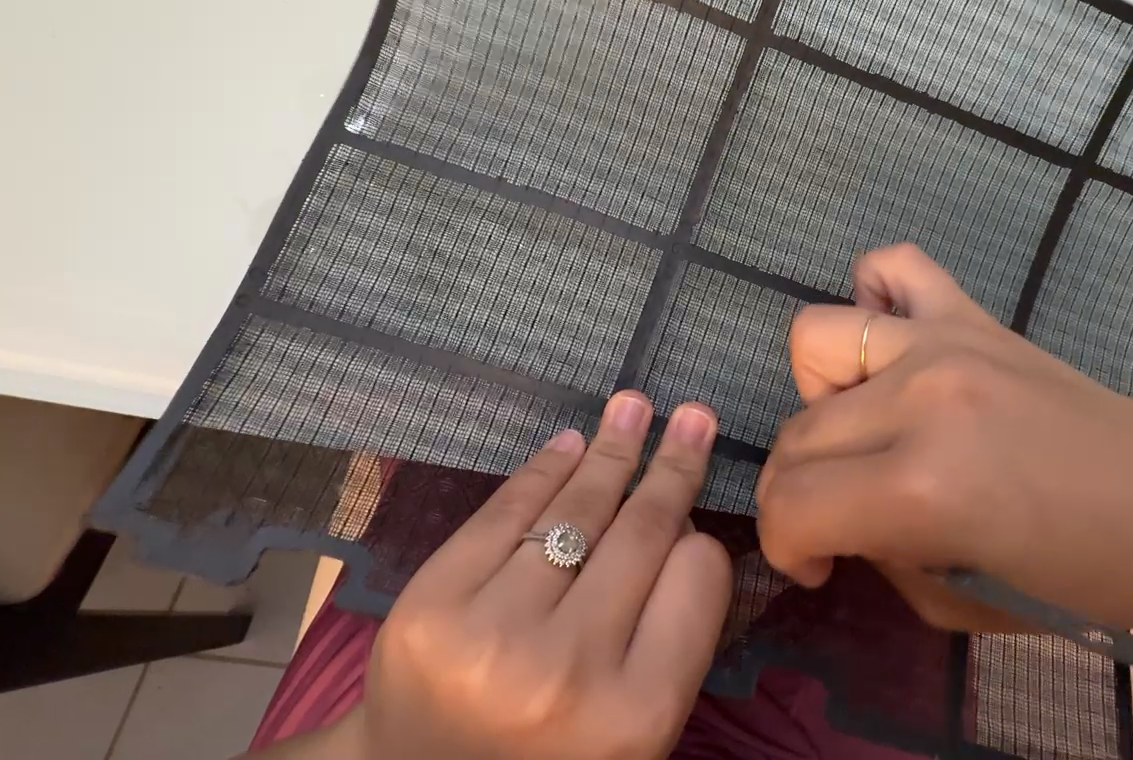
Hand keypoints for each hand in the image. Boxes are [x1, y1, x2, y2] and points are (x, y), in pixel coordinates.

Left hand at [353, 392, 731, 759]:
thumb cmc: (554, 758)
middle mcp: (568, 670)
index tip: (693, 522)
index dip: (699, 541)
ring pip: (577, 510)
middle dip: (675, 464)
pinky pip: (507, 510)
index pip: (698, 575)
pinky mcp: (432, 604)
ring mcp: (492, 633)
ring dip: (613, 449)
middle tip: (696, 415)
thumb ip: (671, 631)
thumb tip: (678, 514)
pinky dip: (545, 469)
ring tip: (634, 407)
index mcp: (638, 714)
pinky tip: (572, 444)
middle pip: (643, 530)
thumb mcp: (638, 724)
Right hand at [756, 244, 1132, 634]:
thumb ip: (873, 552)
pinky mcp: (975, 315)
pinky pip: (894, 265)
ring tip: (870, 428)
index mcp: (922, 488)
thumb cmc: (1082, 579)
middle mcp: (923, 397)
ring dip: (822, 398)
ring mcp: (948, 341)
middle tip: (842, 518)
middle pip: (797, 432)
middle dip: (797, 491)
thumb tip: (835, 517)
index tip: (817, 563)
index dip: (784, 545)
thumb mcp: (954, 603)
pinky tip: (898, 347)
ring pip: (816, 340)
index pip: (791, 505)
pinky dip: (874, 297)